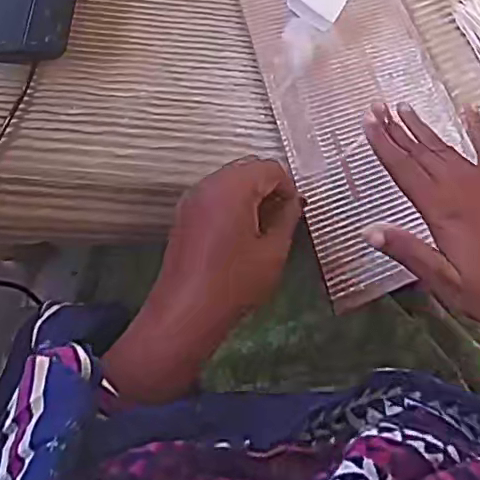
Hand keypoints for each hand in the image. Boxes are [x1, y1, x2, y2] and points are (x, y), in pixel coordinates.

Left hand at [150, 156, 302, 326]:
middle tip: (281, 218)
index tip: (294, 211)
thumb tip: (293, 203)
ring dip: (249, 195)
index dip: (288, 186)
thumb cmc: (234, 283)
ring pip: (230, 180)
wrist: (186, 312)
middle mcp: (210, 183)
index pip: (269, 167)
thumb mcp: (273, 252)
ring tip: (261, 229)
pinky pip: (214, 194)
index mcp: (233, 186)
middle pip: (248, 168)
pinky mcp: (184, 212)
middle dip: (268, 188)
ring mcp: (194, 196)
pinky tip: (238, 235)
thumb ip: (287, 219)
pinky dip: (231, 204)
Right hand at [363, 103, 479, 354]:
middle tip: (376, 105)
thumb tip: (367, 229)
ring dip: (423, 127)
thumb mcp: (447, 283)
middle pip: (420, 151)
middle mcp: (460, 187)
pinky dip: (475, 128)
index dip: (382, 144)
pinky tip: (468, 110)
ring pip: (445, 147)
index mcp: (442, 209)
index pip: (403, 169)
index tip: (366, 121)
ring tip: (404, 106)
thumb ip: (408, 252)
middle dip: (396, 128)